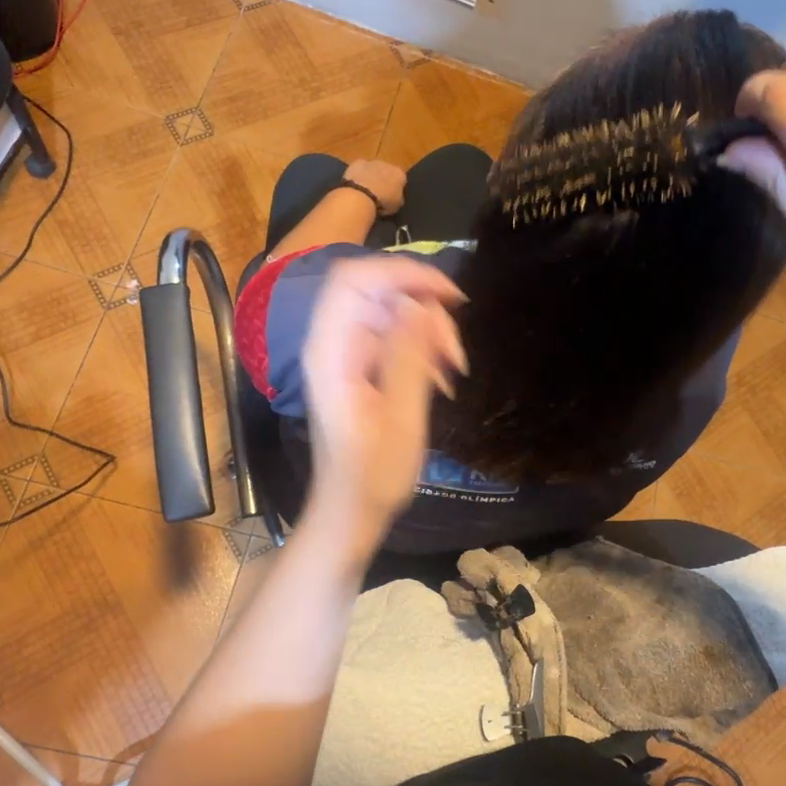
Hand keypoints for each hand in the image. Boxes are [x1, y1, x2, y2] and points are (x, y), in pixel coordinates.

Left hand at [300, 257, 465, 547]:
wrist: (350, 511)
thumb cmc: (373, 476)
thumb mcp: (400, 418)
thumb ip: (407, 357)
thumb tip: (419, 304)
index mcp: (331, 352)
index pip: (356, 281)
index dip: (403, 273)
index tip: (450, 297)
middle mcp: (333, 342)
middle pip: (378, 290)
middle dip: (424, 307)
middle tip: (454, 351)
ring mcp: (346, 352)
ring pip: (392, 310)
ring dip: (429, 330)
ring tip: (452, 369)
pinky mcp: (360, 364)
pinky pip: (394, 334)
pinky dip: (422, 346)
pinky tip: (441, 377)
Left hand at [342, 159, 406, 215]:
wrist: (362, 194)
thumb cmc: (383, 201)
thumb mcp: (396, 206)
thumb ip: (398, 199)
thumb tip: (396, 198)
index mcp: (400, 174)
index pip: (401, 180)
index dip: (396, 189)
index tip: (391, 197)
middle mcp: (388, 165)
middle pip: (387, 172)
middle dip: (384, 181)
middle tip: (378, 194)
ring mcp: (372, 162)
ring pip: (373, 169)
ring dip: (371, 177)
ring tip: (365, 191)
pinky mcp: (358, 163)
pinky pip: (360, 168)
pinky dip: (359, 174)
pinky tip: (355, 185)